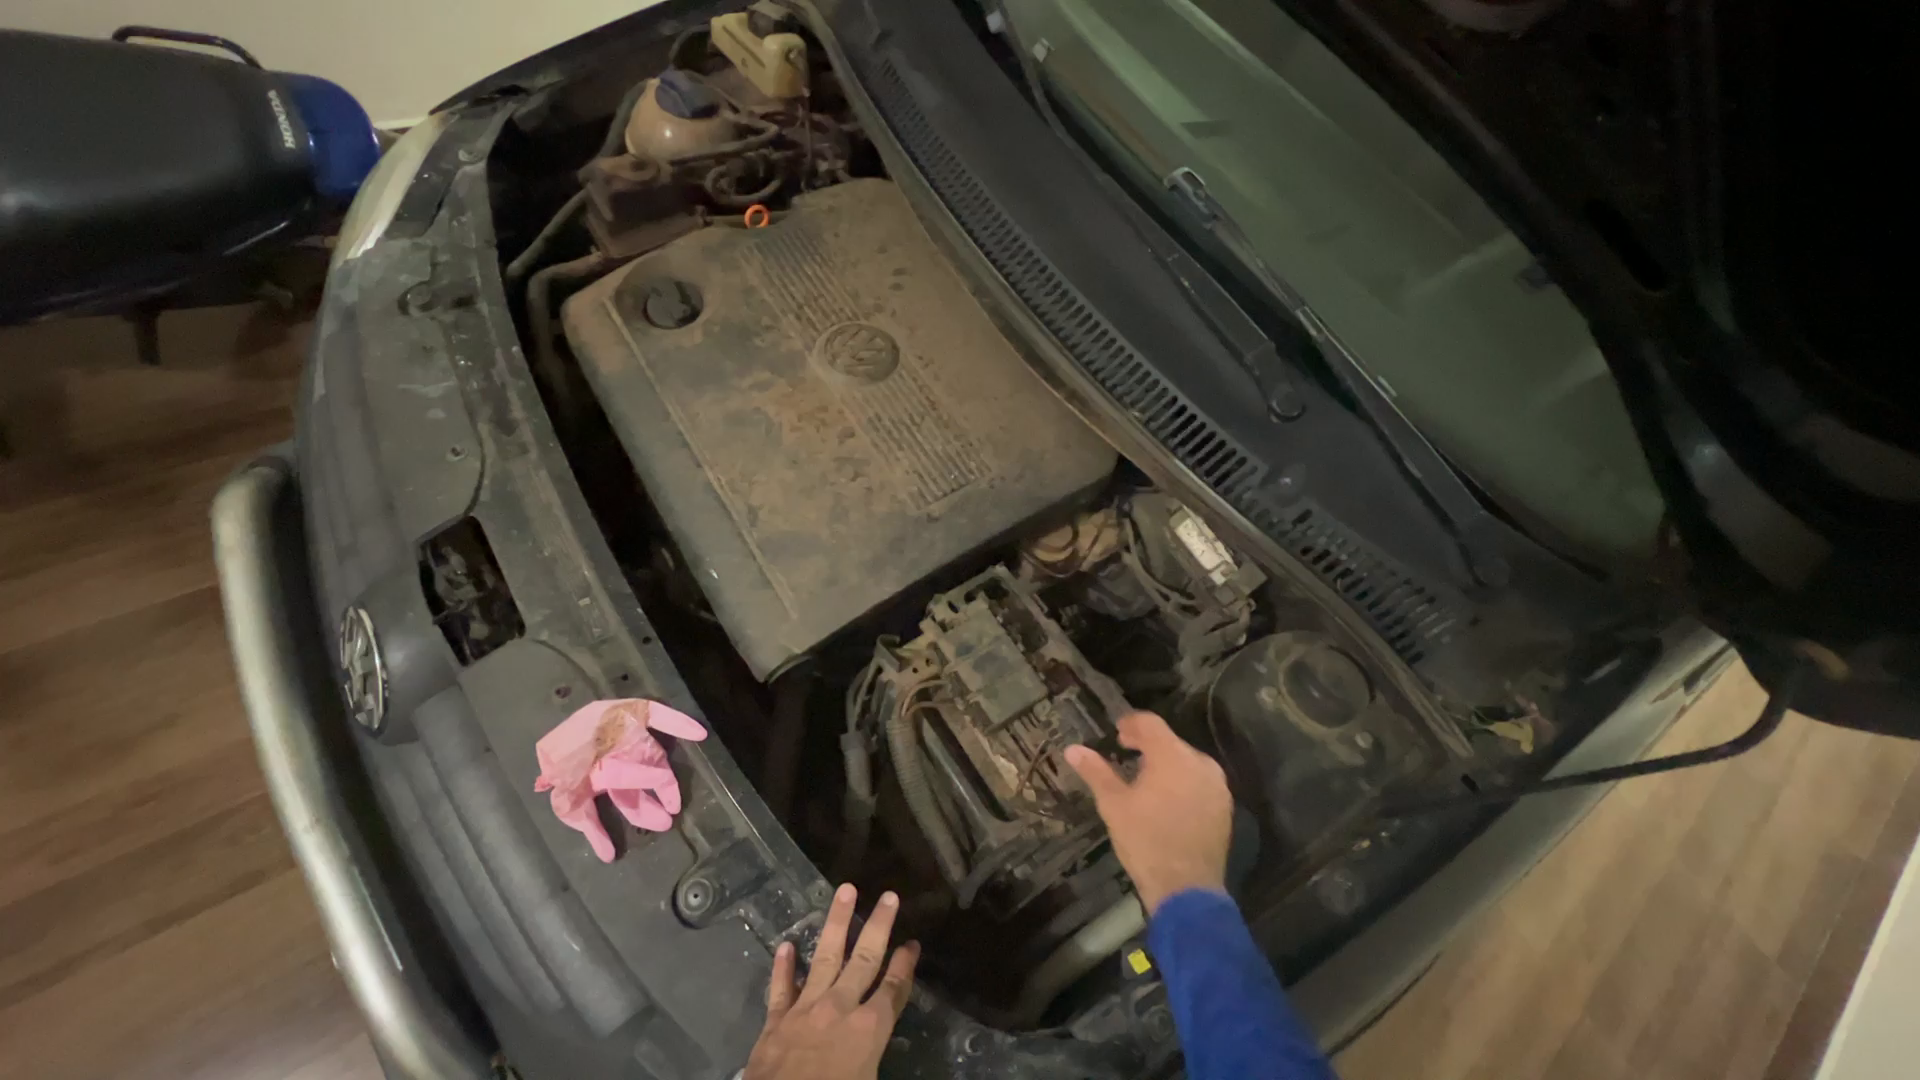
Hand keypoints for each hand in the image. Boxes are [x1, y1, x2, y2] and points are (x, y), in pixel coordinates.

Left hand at [744, 883, 919, 1079]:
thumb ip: (878, 1056)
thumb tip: (882, 1044)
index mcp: (869, 1029)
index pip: (893, 989)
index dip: (905, 965)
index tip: (912, 942)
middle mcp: (841, 1008)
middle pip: (865, 959)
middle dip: (879, 926)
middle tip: (889, 896)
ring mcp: (806, 1010)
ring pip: (826, 957)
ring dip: (837, 922)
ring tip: (845, 891)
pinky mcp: (776, 1022)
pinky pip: (781, 989)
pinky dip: (784, 967)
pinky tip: (786, 945)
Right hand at [1065, 711, 1233, 913]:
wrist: (1186, 888)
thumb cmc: (1145, 841)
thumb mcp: (1114, 805)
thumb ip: (1096, 772)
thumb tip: (1072, 749)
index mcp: (1172, 756)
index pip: (1150, 723)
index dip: (1131, 723)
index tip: (1117, 734)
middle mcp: (1200, 763)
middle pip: (1170, 741)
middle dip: (1147, 746)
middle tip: (1126, 756)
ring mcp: (1217, 785)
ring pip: (1187, 761)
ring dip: (1166, 764)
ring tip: (1145, 781)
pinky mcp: (1225, 806)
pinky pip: (1200, 781)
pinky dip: (1183, 782)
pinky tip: (1168, 801)